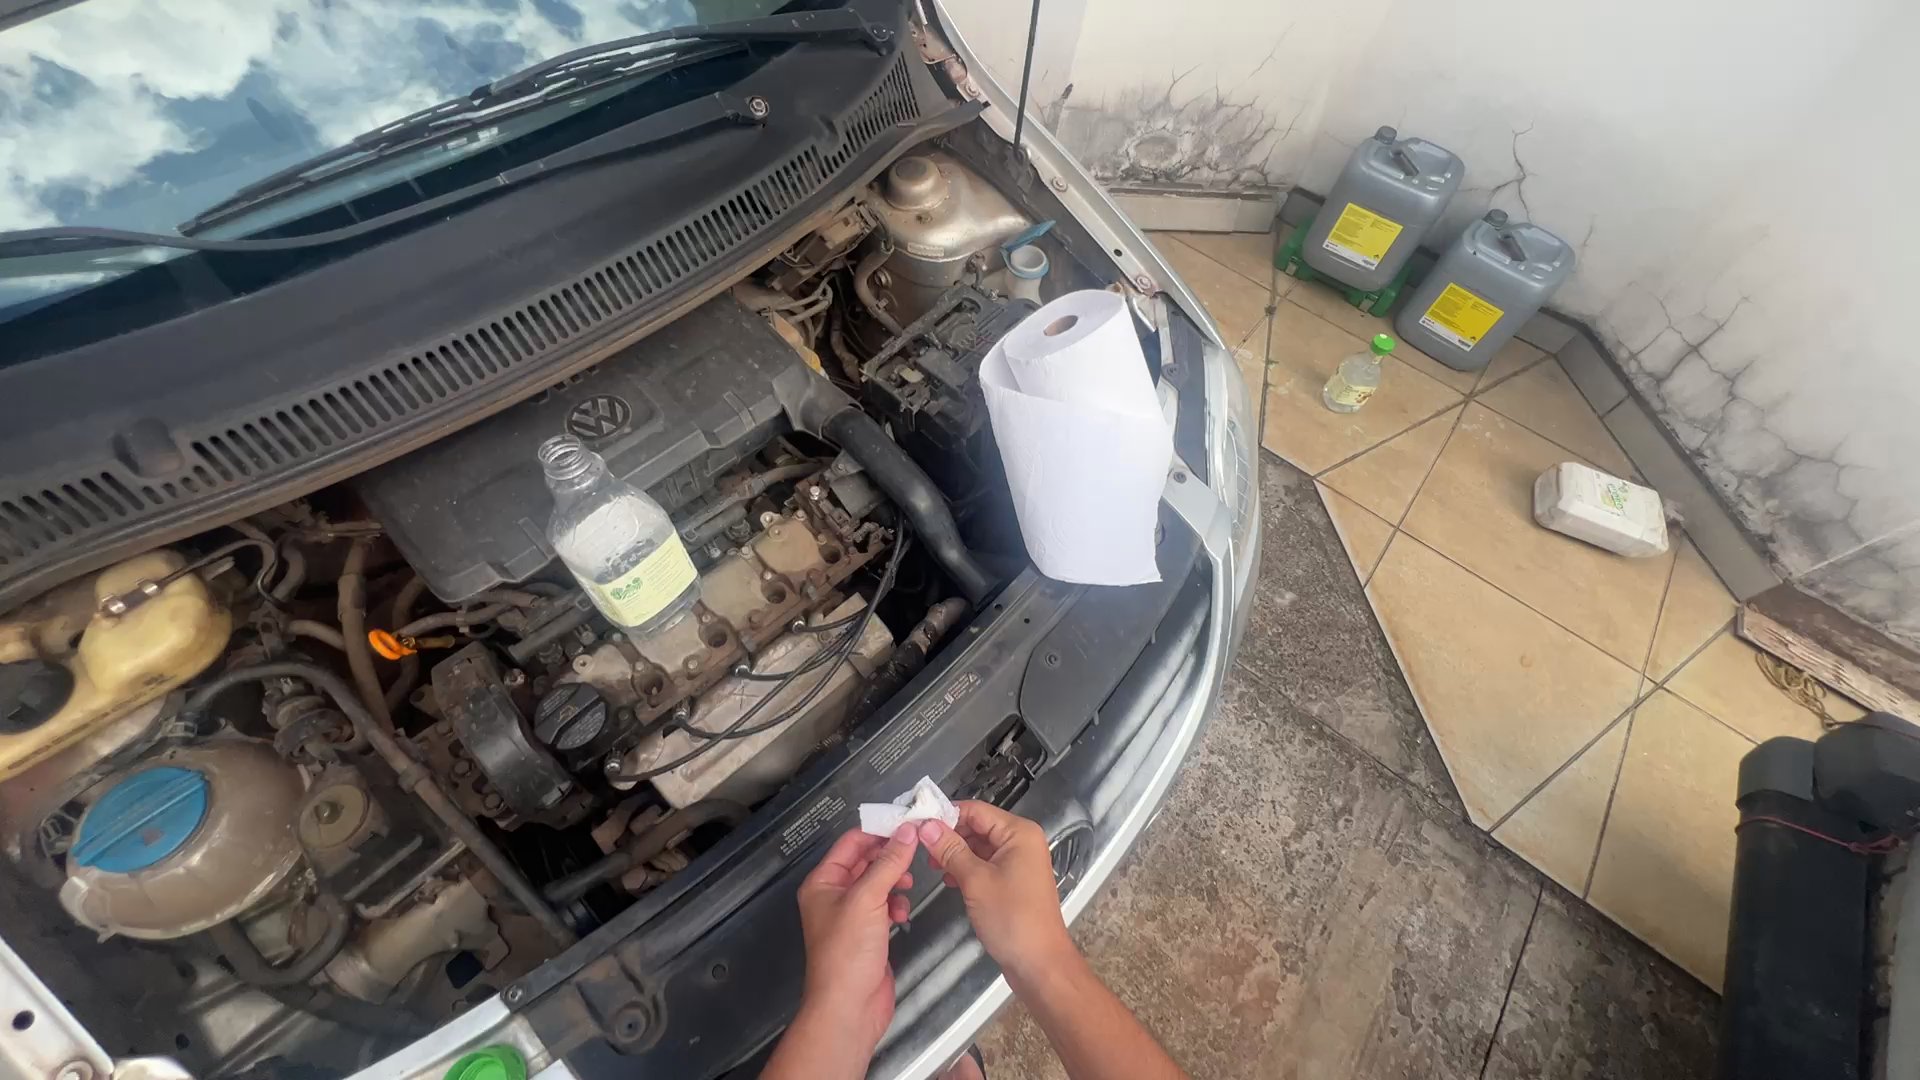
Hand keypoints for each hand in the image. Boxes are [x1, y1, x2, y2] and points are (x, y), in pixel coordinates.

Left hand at [792, 824, 917, 1054]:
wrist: (849, 1009)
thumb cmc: (846, 954)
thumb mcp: (868, 899)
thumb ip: (889, 862)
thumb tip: (907, 831)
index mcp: (823, 882)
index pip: (852, 842)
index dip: (878, 831)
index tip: (906, 823)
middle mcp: (835, 895)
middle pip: (867, 860)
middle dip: (890, 856)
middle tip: (915, 849)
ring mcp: (852, 915)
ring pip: (878, 882)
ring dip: (895, 880)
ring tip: (907, 884)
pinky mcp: (868, 932)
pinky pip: (885, 904)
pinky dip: (896, 903)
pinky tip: (901, 912)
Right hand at [917, 802, 1075, 984]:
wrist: (1040, 966)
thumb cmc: (1012, 918)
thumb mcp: (975, 881)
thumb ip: (950, 850)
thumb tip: (926, 825)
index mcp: (1019, 832)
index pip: (976, 810)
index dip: (946, 815)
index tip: (918, 823)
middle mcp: (1021, 841)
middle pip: (978, 826)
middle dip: (950, 836)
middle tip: (921, 847)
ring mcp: (1019, 862)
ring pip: (980, 846)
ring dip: (956, 853)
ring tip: (932, 864)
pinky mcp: (1014, 881)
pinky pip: (986, 864)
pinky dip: (967, 868)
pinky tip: (949, 879)